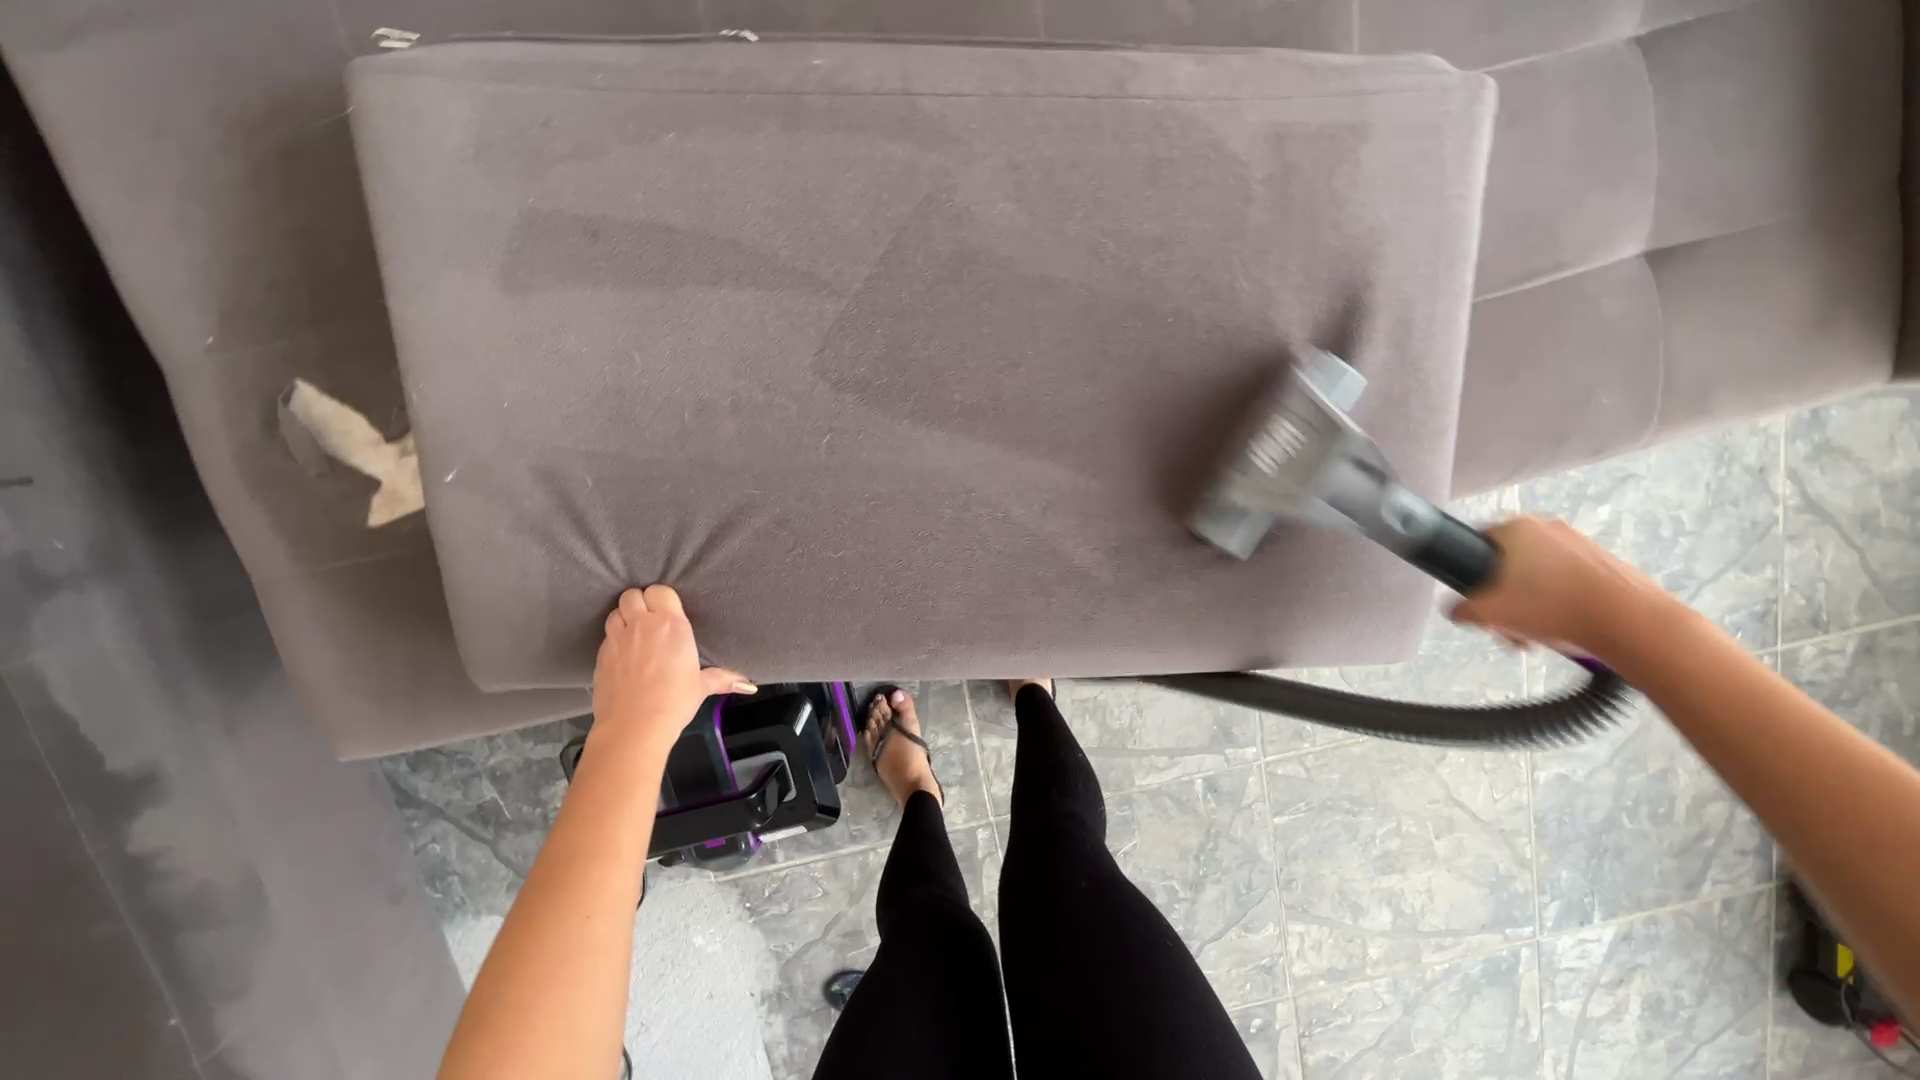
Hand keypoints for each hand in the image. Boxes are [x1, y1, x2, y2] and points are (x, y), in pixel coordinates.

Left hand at [591, 585, 752, 754]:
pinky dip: (614, 640)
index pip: (661, 591)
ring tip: (634, 633)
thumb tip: (749, 685)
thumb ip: (724, 678)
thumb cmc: (673, 702)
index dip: (663, 599)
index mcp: (671, 625)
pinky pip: (606, 637)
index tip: (669, 612)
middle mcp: (642, 625)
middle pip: (632, 595)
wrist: (634, 726)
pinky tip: (623, 656)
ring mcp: (617, 639)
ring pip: (615, 612)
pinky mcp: (600, 655)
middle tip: (650, 619)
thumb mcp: (701, 687)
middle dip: (639, 603)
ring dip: (624, 618)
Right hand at [1448, 516, 1674, 659]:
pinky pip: (1569, 580)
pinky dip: (1561, 601)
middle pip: (1509, 563)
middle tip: (1508, 626)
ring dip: (1531, 603)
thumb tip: (1458, 611)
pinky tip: (1565, 628)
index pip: (1477, 543)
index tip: (1480, 600)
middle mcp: (1548, 527)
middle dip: (1504, 596)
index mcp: (1516, 528)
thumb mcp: (1488, 615)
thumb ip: (1461, 611)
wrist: (1629, 622)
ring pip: (1539, 574)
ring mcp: (1581, 543)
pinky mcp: (1607, 562)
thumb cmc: (1550, 609)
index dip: (1471, 574)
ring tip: (1537, 634)